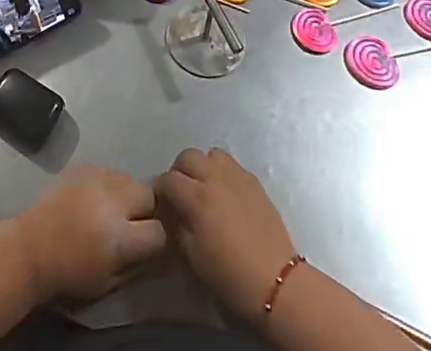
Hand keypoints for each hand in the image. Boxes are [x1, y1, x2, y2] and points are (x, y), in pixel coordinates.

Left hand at [10, 166, 167, 301]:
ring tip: (106, 208)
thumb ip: (136, 265)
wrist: (25, 252)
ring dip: (124, 194)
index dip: (154, 239)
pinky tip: (90, 199)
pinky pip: (109, 171)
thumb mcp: (105, 285)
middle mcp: (114, 202)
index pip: (159, 230)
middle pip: (150, 196)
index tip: (143, 243)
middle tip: (126, 222)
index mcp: (119, 238)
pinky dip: (105, 185)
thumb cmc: (65, 276)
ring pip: (130, 179)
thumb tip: (157, 249)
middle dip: (143, 210)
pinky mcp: (85, 167)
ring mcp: (98, 179)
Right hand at [154, 148, 296, 324]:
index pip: (168, 179)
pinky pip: (231, 163)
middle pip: (188, 155)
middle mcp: (216, 178)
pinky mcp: (254, 179)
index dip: (159, 190)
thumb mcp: (191, 255)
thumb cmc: (227, 273)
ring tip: (201, 189)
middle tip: (178, 193)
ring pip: (211, 153)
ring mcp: (238, 175)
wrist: (272, 276)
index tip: (159, 204)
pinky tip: (223, 193)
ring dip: (201, 166)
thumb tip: (171, 212)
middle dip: (178, 171)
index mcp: (198, 198)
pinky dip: (221, 171)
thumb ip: (177, 226)